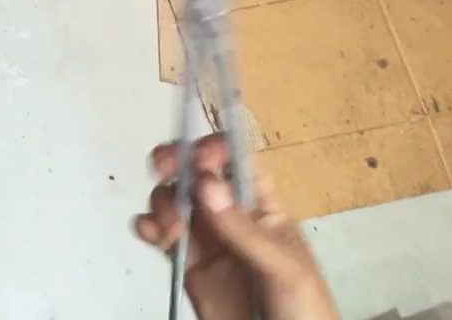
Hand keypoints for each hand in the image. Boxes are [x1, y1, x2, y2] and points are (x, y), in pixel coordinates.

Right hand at [133, 135, 339, 319]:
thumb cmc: (304, 315)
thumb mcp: (286, 273)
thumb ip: (244, 230)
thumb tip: (204, 181)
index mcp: (263, 209)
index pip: (239, 161)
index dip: (216, 149)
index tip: (198, 159)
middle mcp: (230, 214)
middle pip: (194, 169)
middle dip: (173, 160)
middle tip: (161, 169)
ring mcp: (206, 237)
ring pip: (171, 196)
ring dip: (161, 201)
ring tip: (169, 230)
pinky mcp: (186, 261)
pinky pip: (157, 231)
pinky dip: (146, 225)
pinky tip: (150, 234)